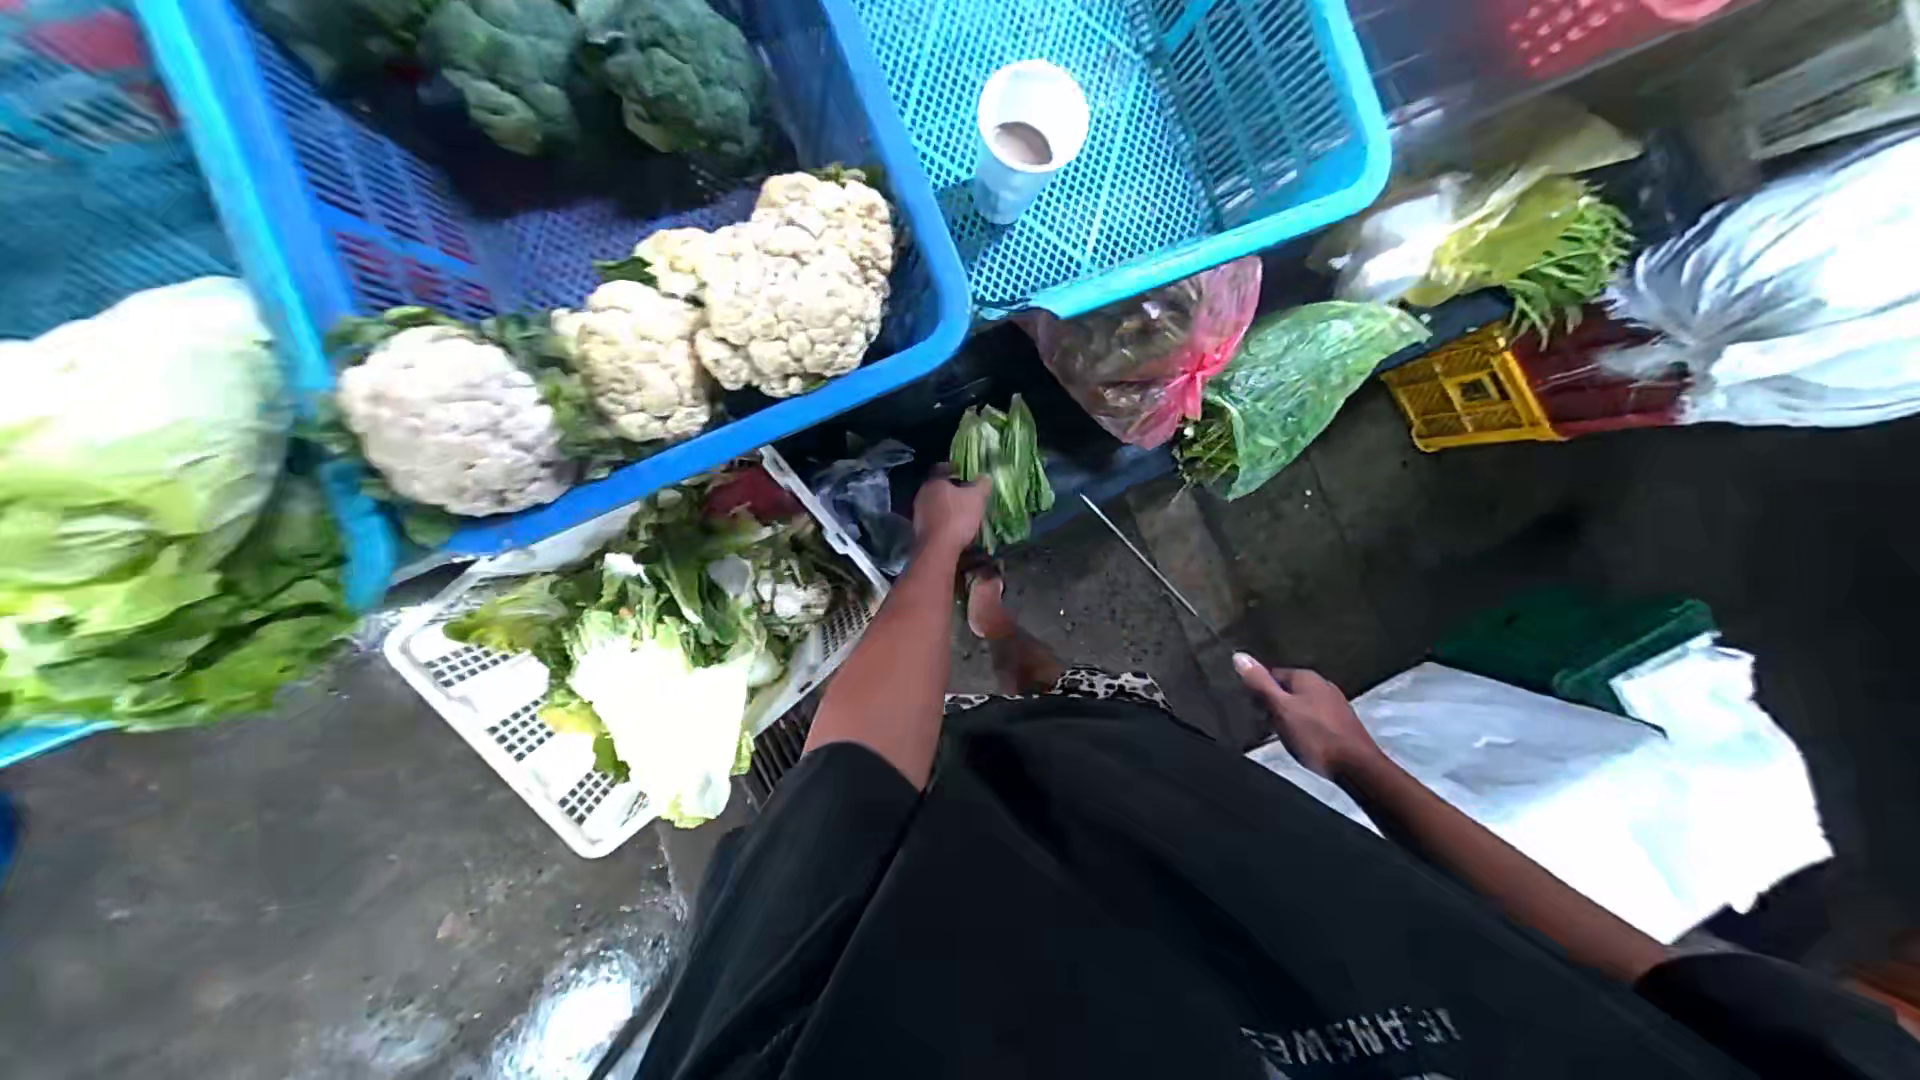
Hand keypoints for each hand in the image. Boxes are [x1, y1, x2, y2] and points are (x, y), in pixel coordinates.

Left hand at [911, 468, 991, 559]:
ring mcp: (918, 513)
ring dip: (948, 507)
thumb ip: (982, 485)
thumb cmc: (957, 517)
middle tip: (968, 494)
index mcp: (933, 482)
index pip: (943, 469)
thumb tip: (986, 477)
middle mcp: (922, 495)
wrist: (938, 549)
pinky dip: (944, 520)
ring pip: (936, 505)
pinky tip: (954, 527)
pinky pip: (934, 520)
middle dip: (953, 490)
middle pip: (939, 488)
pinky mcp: (919, 530)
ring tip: (963, 512)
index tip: (968, 475)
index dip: (957, 470)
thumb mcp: (976, 498)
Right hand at [1234, 655, 1382, 780]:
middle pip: (1287, 689)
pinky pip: (1315, 717)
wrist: (1358, 768)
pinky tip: (1302, 740)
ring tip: (1281, 733)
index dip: (1259, 691)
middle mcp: (1323, 685)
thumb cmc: (1314, 736)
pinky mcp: (1343, 722)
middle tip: (1265, 723)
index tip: (1254, 709)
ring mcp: (1336, 704)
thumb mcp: (1280, 708)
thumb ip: (1259, 683)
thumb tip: (1239, 656)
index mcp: (1306, 677)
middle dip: (1274, 703)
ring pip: (1301, 704)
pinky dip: (1305, 725)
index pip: (1271, 675)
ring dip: (1289, 715)